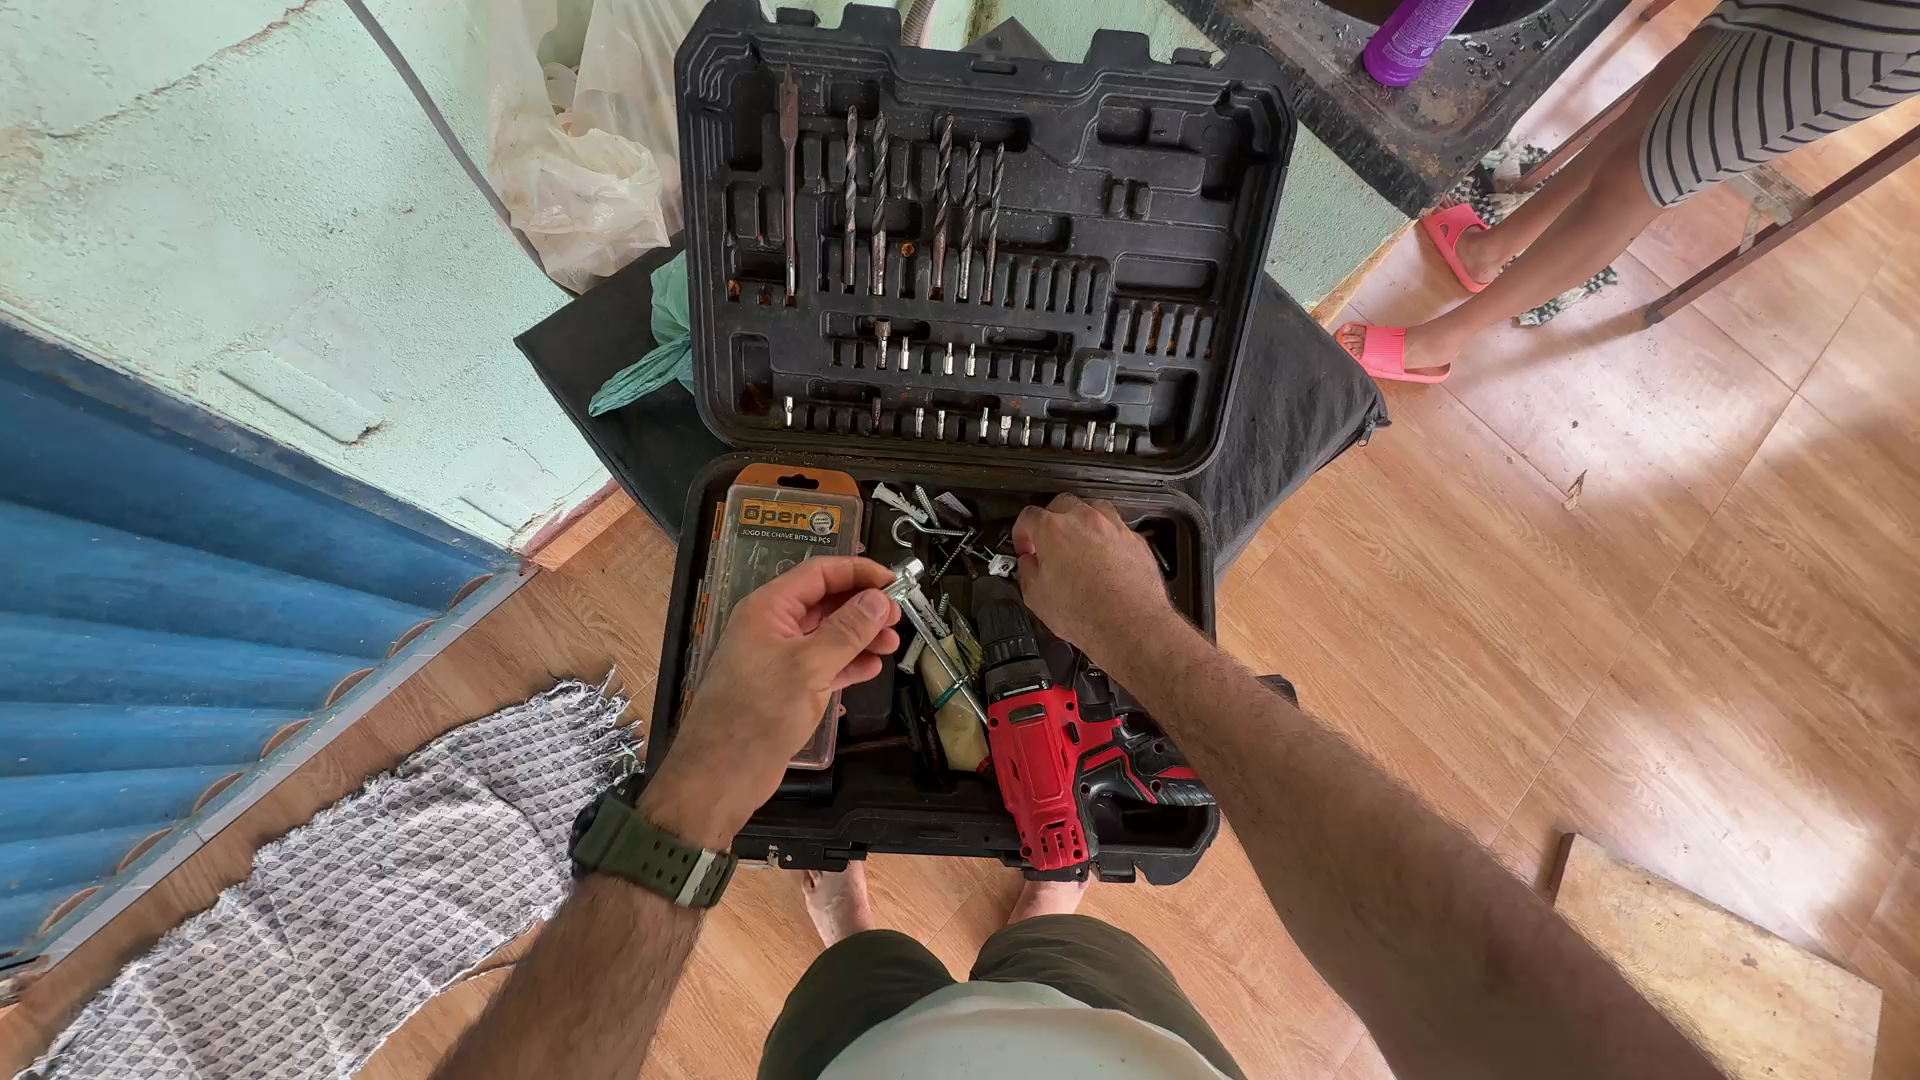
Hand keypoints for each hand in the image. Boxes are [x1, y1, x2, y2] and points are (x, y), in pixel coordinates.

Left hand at [640, 556, 900, 847]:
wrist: (722, 775)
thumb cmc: (761, 712)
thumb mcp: (810, 666)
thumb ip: (848, 629)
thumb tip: (879, 599)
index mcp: (770, 608)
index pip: (819, 573)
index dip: (858, 572)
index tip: (895, 582)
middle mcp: (774, 626)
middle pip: (826, 602)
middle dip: (864, 606)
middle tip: (899, 618)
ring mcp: (780, 658)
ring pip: (828, 634)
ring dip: (861, 636)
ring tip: (892, 645)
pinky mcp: (788, 687)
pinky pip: (825, 664)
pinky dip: (849, 663)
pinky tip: (873, 668)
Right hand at [1011, 493, 1174, 658]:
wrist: (1130, 626)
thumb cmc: (1088, 613)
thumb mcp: (1036, 597)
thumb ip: (1027, 572)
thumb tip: (1029, 565)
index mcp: (1053, 530)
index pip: (1028, 517)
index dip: (1021, 533)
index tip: (1024, 547)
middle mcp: (1084, 521)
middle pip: (1061, 504)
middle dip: (1051, 521)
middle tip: (1048, 545)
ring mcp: (1113, 527)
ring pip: (1093, 509)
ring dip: (1081, 522)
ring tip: (1077, 544)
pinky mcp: (1135, 540)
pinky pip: (1116, 528)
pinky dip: (1106, 536)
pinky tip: (1103, 556)